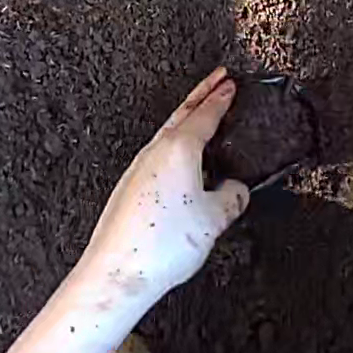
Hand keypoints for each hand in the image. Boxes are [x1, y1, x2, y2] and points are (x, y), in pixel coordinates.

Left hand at [76, 67, 248, 309]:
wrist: (115, 274)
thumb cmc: (159, 245)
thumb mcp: (215, 219)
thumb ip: (233, 197)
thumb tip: (236, 190)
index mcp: (180, 149)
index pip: (206, 113)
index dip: (222, 97)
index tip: (230, 83)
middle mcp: (156, 151)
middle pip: (183, 112)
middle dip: (203, 92)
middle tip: (218, 78)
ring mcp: (140, 167)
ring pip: (169, 130)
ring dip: (188, 116)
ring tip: (202, 112)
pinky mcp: (130, 185)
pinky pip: (159, 152)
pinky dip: (175, 142)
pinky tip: (182, 159)